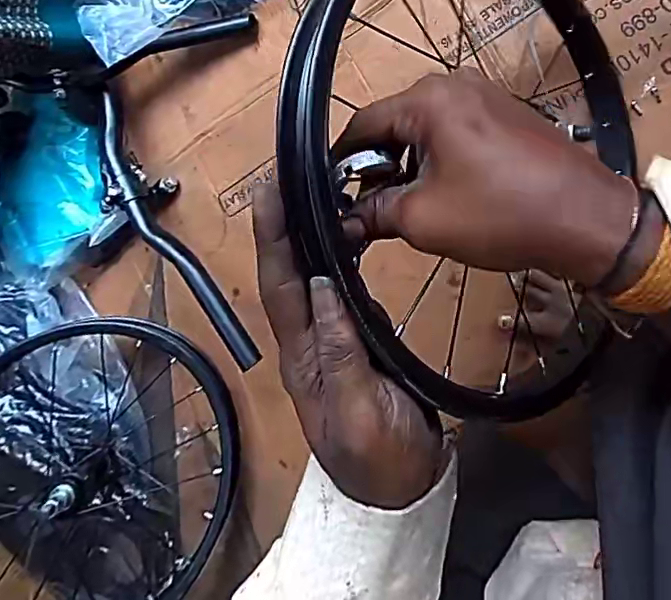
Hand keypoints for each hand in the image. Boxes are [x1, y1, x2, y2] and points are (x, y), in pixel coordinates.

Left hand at [253, 182, 444, 509]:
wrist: (401, 493)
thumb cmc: (380, 462)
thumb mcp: (360, 413)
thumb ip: (341, 353)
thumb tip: (324, 287)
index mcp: (302, 355)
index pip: (280, 284)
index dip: (272, 237)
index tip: (269, 192)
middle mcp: (309, 338)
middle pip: (288, 272)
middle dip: (281, 224)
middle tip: (285, 177)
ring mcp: (331, 338)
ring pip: (311, 275)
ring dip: (306, 234)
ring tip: (313, 195)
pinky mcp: (355, 338)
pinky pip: (339, 287)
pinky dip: (337, 256)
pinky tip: (346, 236)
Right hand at [336, 72, 642, 288]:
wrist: (588, 219)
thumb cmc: (506, 213)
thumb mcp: (425, 219)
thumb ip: (376, 213)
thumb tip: (348, 220)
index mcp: (429, 99)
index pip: (364, 122)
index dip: (343, 159)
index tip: (332, 188)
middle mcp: (454, 85)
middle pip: (395, 122)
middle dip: (380, 164)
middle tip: (373, 204)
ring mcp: (484, 93)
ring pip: (425, 126)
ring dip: (411, 162)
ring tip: (412, 202)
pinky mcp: (505, 110)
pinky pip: (455, 127)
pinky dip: (440, 155)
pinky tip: (446, 189)